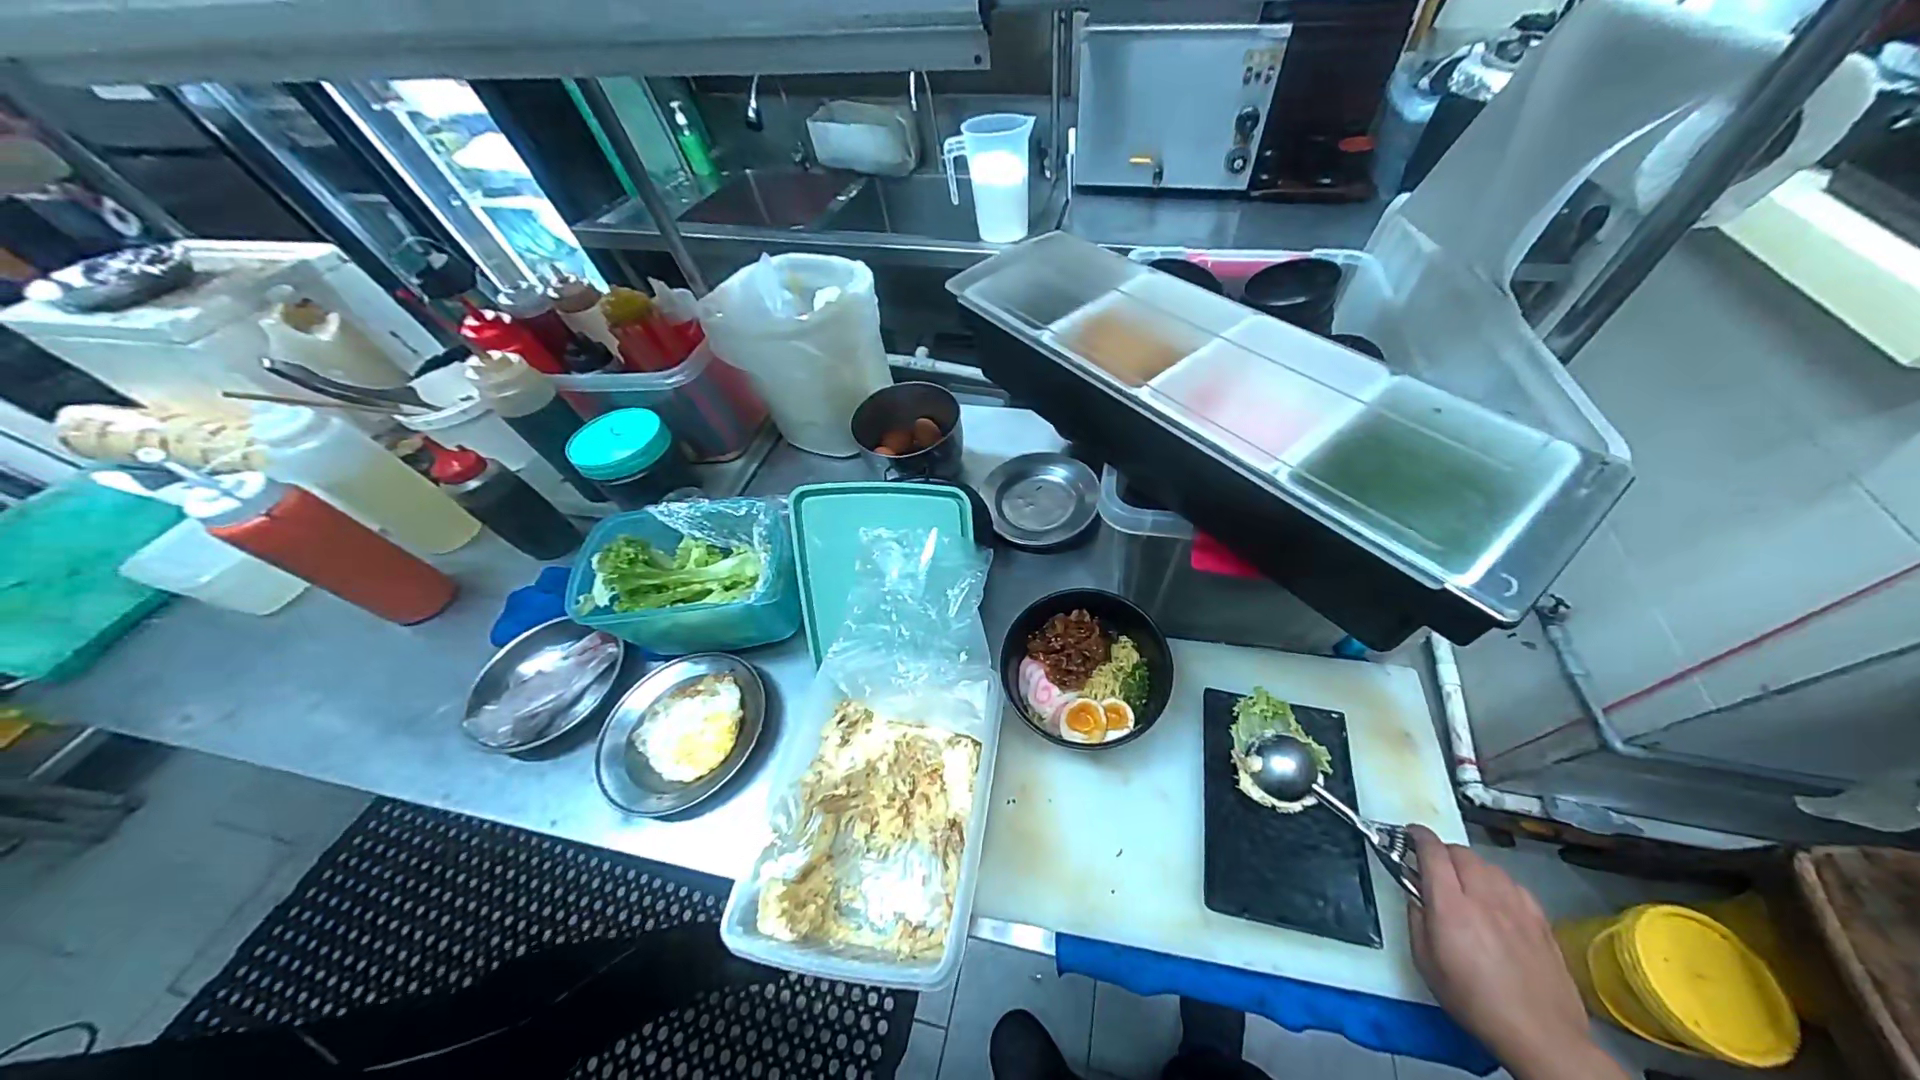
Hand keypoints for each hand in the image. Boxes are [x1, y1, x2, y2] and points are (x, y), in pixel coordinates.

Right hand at [1406, 826, 1628, 1079]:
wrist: (1540, 1035)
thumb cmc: (1473, 1000)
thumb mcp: (1425, 961)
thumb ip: (1416, 919)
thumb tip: (1417, 895)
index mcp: (1450, 906)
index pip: (1432, 852)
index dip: (1417, 836)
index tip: (1409, 834)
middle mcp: (1484, 897)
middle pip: (1461, 852)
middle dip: (1443, 852)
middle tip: (1434, 868)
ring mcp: (1518, 907)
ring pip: (1489, 865)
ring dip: (1471, 866)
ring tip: (1465, 885)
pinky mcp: (1541, 921)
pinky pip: (1514, 885)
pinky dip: (1498, 883)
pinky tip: (1496, 902)